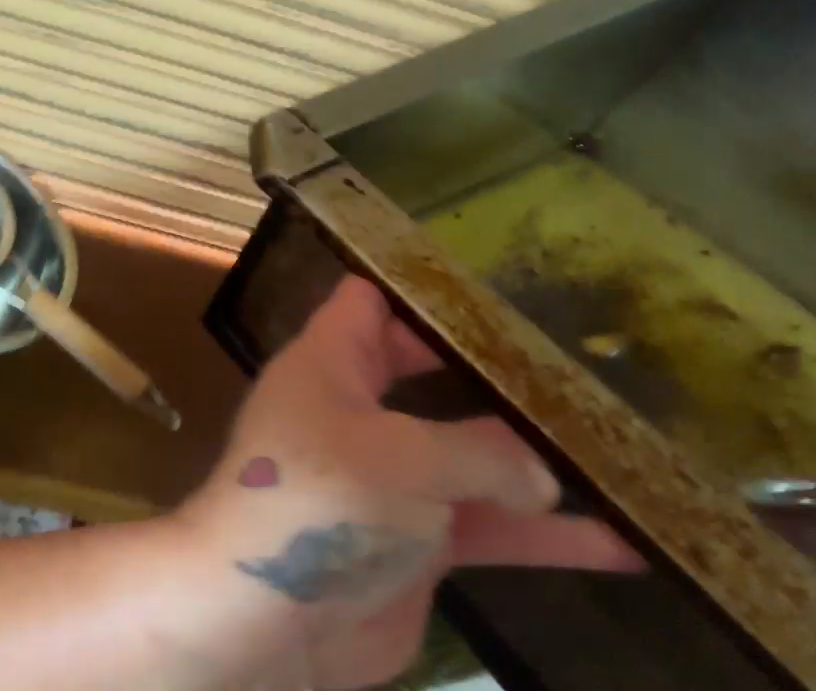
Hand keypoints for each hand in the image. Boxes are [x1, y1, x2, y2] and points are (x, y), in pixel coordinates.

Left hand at [186, 276, 643, 688]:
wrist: (268, 612)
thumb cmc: (322, 502)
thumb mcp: (403, 455)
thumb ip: (483, 451)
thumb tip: (542, 473)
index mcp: (326, 366)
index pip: (365, 303)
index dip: (418, 288)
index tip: (494, 285)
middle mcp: (352, 412)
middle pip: (424, 370)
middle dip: (492, 370)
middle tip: (580, 364)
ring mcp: (385, 477)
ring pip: (469, 453)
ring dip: (537, 458)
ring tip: (627, 452)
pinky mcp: (413, 540)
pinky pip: (488, 526)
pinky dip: (547, 535)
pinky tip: (625, 545)